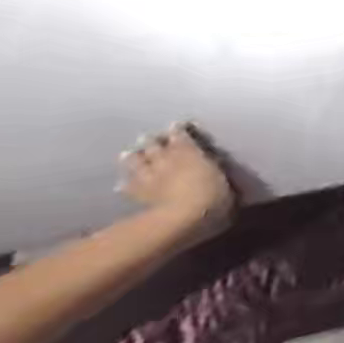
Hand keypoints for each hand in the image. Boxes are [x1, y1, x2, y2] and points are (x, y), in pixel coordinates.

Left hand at [121, 124, 235, 242]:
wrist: (184, 217)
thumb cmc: (214, 194)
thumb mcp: (222, 176)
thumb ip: (212, 167)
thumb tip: (212, 164)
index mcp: (190, 153)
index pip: (181, 136)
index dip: (178, 130)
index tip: (177, 125)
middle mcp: (166, 160)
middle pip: (154, 146)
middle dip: (152, 141)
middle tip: (150, 137)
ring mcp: (150, 177)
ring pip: (136, 162)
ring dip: (133, 157)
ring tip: (130, 153)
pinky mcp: (139, 195)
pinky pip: (129, 187)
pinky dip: (126, 184)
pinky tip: (122, 183)